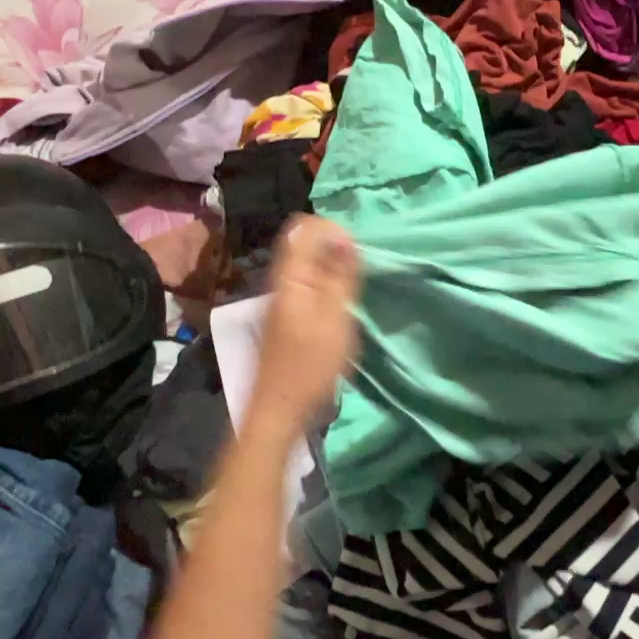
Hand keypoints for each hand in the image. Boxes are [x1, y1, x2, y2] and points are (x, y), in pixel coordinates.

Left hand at [253, 217, 359, 427]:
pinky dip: (326, 290)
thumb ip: (339, 276)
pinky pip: (308, 289)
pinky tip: (340, 311)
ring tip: (354, 292)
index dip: (332, 230)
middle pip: (306, 246)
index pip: (304, 228)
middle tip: (360, 273)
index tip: (356, 251)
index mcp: (289, 277)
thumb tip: (344, 237)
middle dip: (335, 250)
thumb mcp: (333, 318)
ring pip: (308, 269)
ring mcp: (281, 302)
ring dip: (333, 272)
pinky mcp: (286, 320)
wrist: (278, 410)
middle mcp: (280, 283)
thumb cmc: (310, 366)